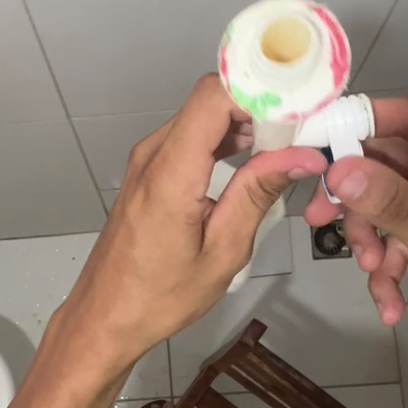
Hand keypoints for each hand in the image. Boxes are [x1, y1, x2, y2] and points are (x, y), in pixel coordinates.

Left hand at [54, 74, 328, 371]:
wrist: (105, 315)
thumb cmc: (157, 297)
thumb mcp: (222, 251)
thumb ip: (258, 194)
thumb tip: (300, 155)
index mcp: (170, 174)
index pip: (214, 96)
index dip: (259, 91)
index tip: (297, 106)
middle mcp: (153, 156)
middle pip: (212, 100)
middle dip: (261, 107)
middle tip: (302, 131)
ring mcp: (147, 160)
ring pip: (203, 116)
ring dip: (245, 123)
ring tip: (285, 147)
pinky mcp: (149, 170)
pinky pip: (190, 136)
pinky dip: (224, 139)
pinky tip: (251, 160)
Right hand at [301, 96, 407, 369]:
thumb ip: (396, 206)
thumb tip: (340, 170)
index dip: (361, 122)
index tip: (314, 142)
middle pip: (388, 161)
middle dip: (355, 195)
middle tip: (319, 218)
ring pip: (384, 201)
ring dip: (370, 237)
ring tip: (373, 271)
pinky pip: (396, 236)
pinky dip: (387, 265)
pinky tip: (390, 301)